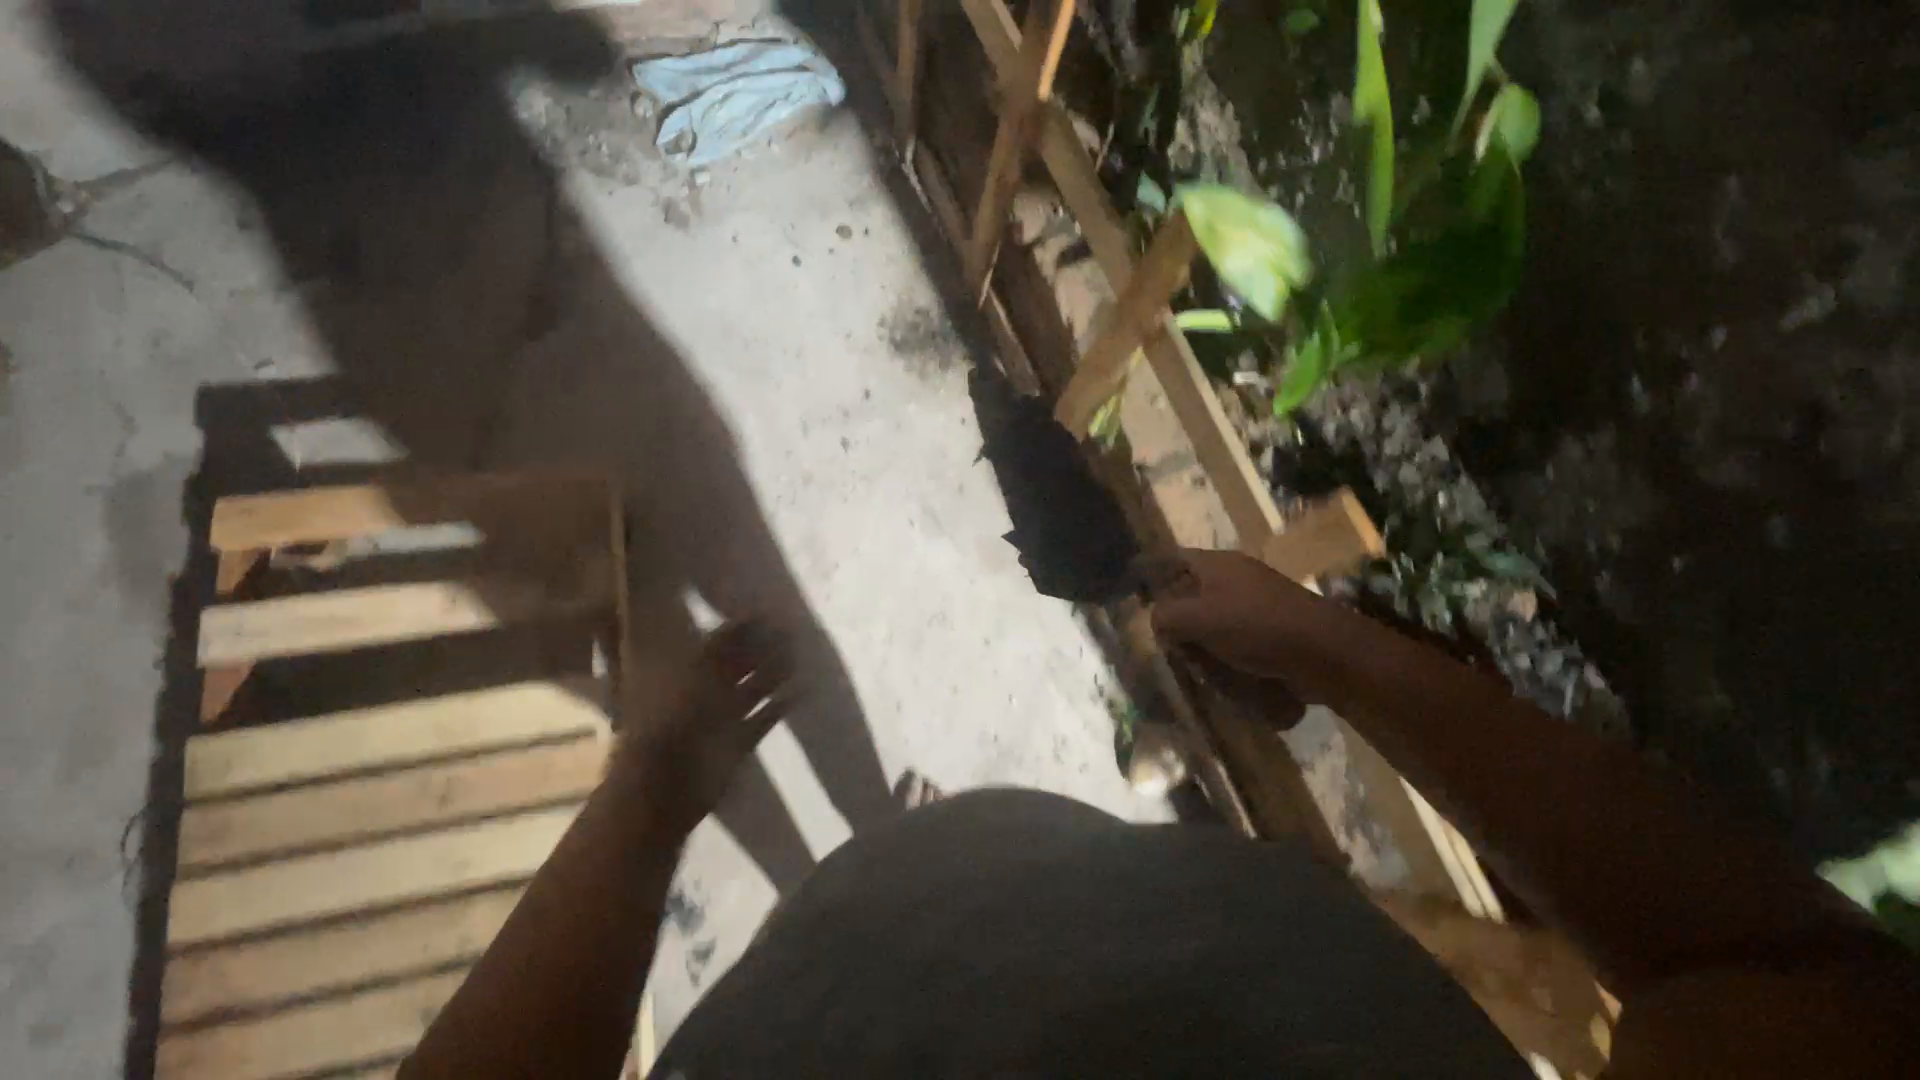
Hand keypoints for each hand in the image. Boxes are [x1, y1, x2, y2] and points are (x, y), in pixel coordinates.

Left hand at [616, 622, 793, 834]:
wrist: (662, 785)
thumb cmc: (669, 721)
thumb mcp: (693, 673)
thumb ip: (720, 647)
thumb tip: (745, 620)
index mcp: (683, 672)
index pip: (715, 643)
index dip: (740, 628)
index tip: (767, 612)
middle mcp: (701, 693)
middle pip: (736, 665)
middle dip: (761, 648)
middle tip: (790, 631)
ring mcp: (720, 720)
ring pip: (751, 690)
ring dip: (773, 674)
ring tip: (798, 656)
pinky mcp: (736, 744)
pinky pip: (761, 720)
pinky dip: (778, 707)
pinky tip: (799, 692)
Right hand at [1141, 548, 1320, 685]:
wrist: (1322, 652)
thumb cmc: (1256, 626)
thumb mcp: (1199, 618)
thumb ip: (1167, 616)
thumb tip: (1156, 620)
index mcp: (1217, 565)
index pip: (1174, 557)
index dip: (1151, 567)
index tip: (1130, 581)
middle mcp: (1236, 577)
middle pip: (1191, 589)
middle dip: (1173, 613)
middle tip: (1156, 636)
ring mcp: (1256, 603)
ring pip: (1212, 617)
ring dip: (1197, 638)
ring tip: (1183, 660)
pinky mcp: (1271, 629)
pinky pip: (1234, 637)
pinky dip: (1221, 652)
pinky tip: (1214, 673)